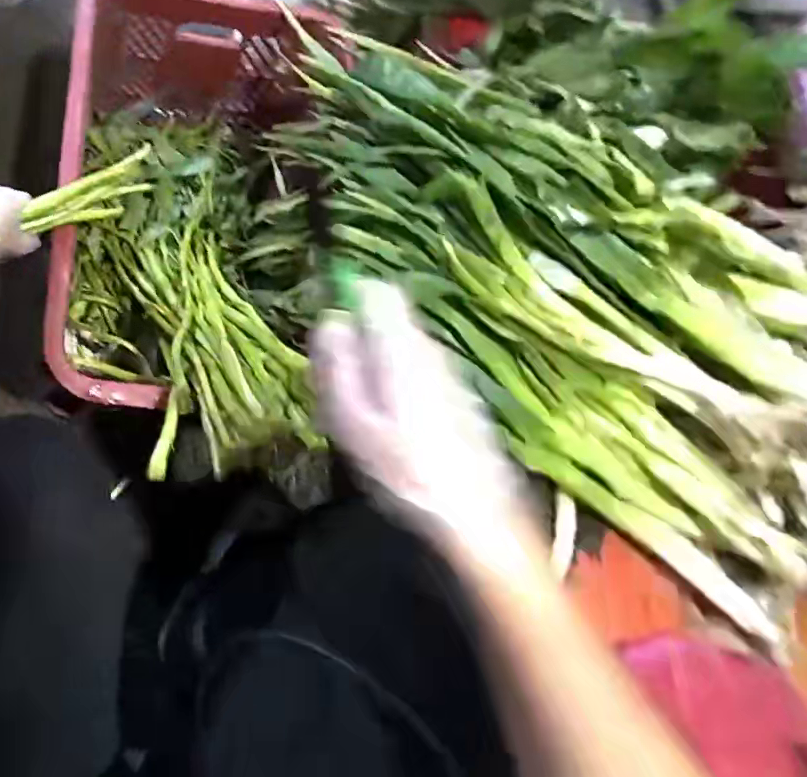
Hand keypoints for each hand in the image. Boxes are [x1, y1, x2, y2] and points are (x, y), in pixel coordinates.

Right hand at [311, 280, 533, 564]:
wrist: (477, 516)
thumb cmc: (403, 469)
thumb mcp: (351, 420)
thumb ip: (337, 364)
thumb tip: (330, 319)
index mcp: (400, 349)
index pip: (377, 291)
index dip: (348, 295)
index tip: (329, 324)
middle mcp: (428, 349)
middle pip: (388, 316)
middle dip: (358, 335)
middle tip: (338, 380)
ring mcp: (448, 370)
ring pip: (400, 342)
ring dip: (375, 358)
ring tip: (361, 409)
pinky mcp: (458, 391)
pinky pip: (416, 366)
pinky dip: (396, 377)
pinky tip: (392, 423)